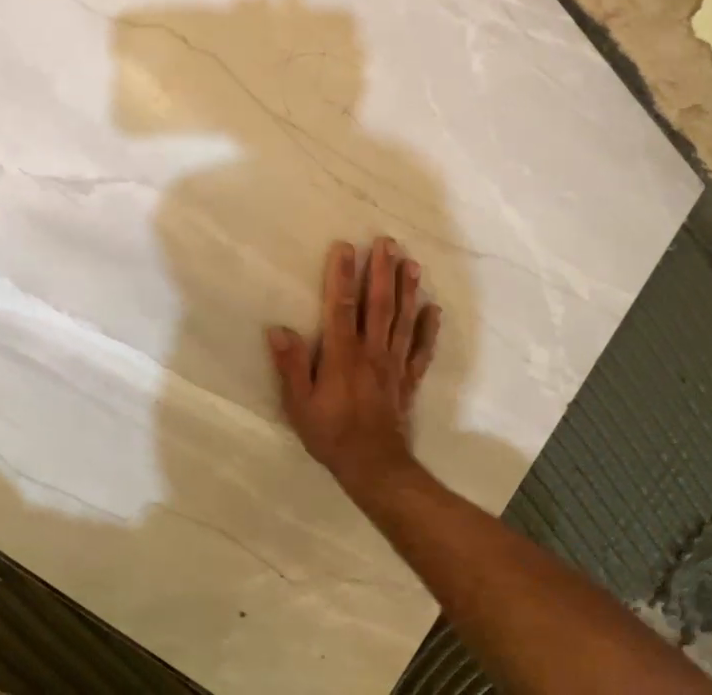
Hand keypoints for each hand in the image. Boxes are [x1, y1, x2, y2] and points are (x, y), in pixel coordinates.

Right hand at [268, 237, 439, 493]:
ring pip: (403, 320)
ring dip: (407, 290)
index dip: (342, 275)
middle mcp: (371, 352)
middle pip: (378, 305)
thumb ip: (291, 365)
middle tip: (386, 242)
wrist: (375, 468)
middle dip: (381, 272)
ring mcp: (394, 365)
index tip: (345, 246)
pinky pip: (421, 350)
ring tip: (411, 263)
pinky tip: (433, 308)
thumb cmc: (331, 434)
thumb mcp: (299, 403)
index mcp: (342, 355)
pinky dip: (428, 328)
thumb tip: (278, 329)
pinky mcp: (407, 381)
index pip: (341, 306)